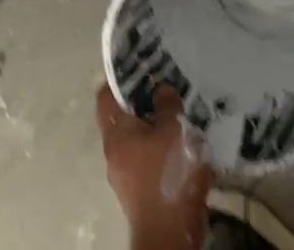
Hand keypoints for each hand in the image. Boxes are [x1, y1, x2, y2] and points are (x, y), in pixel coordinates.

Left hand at [96, 85, 210, 244]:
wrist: (170, 230)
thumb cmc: (169, 173)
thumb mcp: (175, 129)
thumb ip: (168, 105)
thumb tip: (160, 89)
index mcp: (117, 135)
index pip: (107, 97)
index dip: (122, 78)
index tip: (143, 63)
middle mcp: (115, 152)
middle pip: (124, 116)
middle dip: (145, 99)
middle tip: (170, 82)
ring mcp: (126, 172)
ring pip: (139, 136)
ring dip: (158, 123)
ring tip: (183, 107)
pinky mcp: (141, 187)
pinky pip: (150, 155)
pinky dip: (164, 143)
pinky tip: (186, 137)